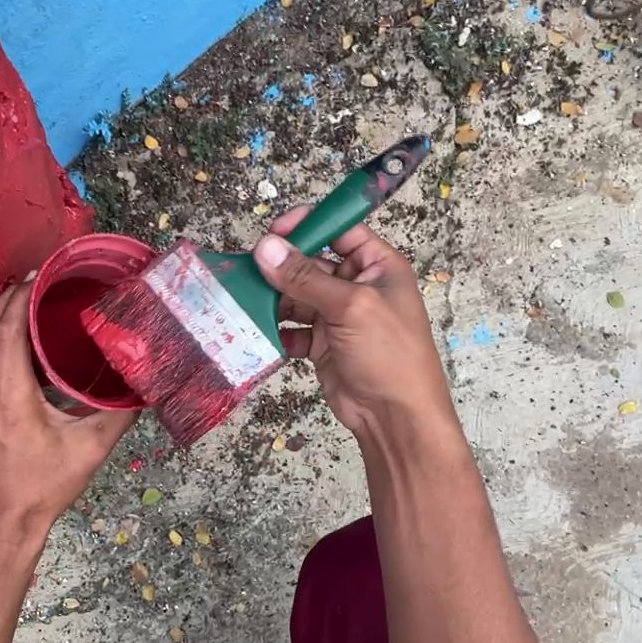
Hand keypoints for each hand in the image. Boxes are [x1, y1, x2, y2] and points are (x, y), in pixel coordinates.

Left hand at [0, 274, 136, 544]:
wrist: (7, 520)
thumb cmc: (45, 486)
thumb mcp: (90, 449)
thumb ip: (118, 415)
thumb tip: (143, 386)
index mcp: (12, 395)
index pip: (6, 331)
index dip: (20, 298)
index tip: (41, 275)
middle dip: (5, 298)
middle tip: (34, 281)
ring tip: (27, 302)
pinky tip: (22, 342)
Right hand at [253, 207, 447, 440]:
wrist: (395, 416)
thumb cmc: (388, 353)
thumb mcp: (349, 307)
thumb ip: (305, 277)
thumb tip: (265, 247)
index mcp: (377, 266)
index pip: (340, 230)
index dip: (308, 225)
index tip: (273, 232)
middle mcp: (357, 286)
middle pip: (311, 263)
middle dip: (281, 266)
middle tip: (248, 270)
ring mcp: (338, 316)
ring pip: (297, 296)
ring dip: (273, 299)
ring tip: (247, 301)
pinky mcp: (322, 343)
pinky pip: (292, 328)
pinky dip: (277, 330)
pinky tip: (259, 332)